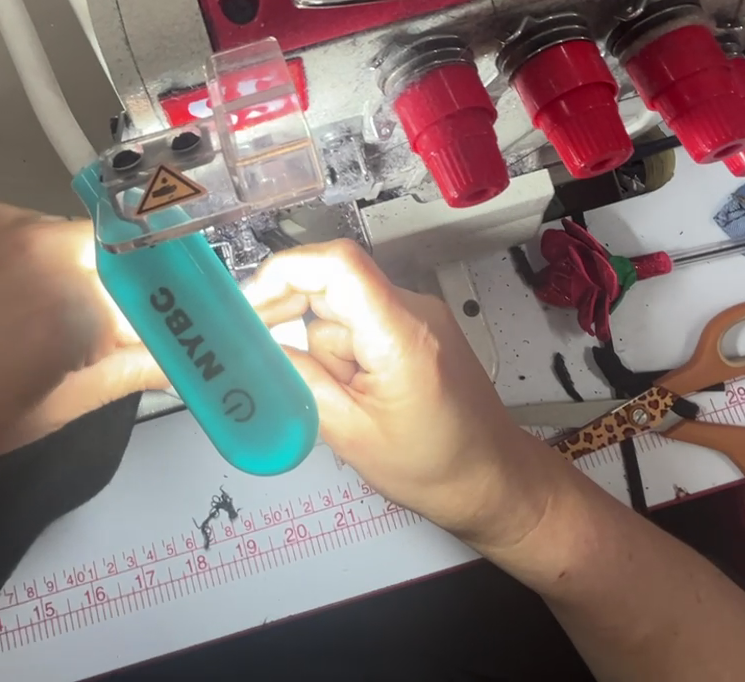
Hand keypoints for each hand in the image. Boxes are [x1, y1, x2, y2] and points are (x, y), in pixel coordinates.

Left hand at [0, 196, 163, 517]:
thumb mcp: (46, 413)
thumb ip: (125, 373)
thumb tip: (177, 356)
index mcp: (76, 304)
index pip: (160, 301)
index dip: (173, 318)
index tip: (176, 331)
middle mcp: (51, 242)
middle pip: (123, 256)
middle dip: (124, 292)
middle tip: (100, 332)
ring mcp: (5, 216)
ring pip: (73, 238)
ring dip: (76, 272)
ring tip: (32, 318)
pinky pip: (25, 228)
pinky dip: (28, 257)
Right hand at [246, 242, 568, 551]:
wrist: (495, 479)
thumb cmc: (437, 468)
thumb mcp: (352, 435)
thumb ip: (301, 383)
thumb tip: (263, 347)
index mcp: (400, 335)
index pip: (337, 265)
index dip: (284, 272)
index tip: (250, 304)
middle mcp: (413, 309)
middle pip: (331, 281)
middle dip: (292, 314)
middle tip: (264, 351)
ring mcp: (417, 312)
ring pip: (340, 305)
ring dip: (322, 344)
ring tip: (341, 398)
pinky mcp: (415, 323)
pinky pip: (359, 318)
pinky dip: (341, 348)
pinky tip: (353, 390)